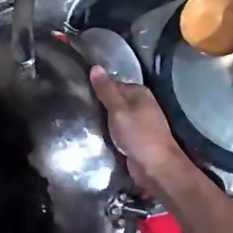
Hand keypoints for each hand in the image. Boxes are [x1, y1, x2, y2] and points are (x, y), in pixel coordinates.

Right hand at [89, 65, 193, 197]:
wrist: (156, 166)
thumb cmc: (138, 134)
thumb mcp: (118, 110)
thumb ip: (106, 90)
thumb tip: (95, 66)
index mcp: (139, 92)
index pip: (112, 84)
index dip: (96, 88)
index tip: (78, 93)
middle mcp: (140, 104)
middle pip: (114, 100)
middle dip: (98, 105)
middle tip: (76, 108)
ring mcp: (139, 122)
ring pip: (114, 116)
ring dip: (102, 120)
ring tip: (80, 120)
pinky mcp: (135, 137)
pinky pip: (117, 130)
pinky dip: (108, 132)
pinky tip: (94, 134)